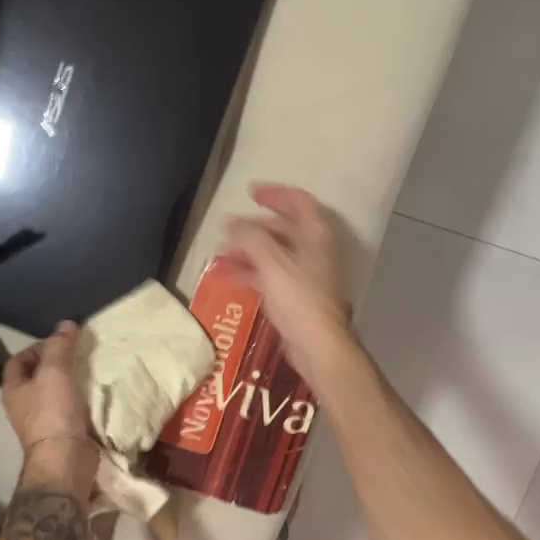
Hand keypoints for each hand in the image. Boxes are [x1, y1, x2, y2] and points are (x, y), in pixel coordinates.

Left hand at [3, 321, 93, 467]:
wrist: (65, 459)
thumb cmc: (53, 412)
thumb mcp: (55, 371)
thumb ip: (59, 346)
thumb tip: (66, 324)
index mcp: (13, 390)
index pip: (18, 360)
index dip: (36, 347)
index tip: (60, 343)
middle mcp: (22, 406)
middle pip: (36, 378)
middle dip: (55, 365)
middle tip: (78, 356)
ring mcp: (41, 423)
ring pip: (54, 395)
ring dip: (69, 384)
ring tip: (89, 373)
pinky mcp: (60, 434)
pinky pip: (68, 411)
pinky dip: (80, 401)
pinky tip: (94, 396)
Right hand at [225, 184, 353, 378]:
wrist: (318, 345)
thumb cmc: (299, 300)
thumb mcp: (272, 263)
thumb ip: (250, 238)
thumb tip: (231, 223)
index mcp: (316, 235)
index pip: (298, 201)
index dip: (275, 193)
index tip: (250, 193)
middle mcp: (315, 251)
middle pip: (283, 229)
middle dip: (252, 230)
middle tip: (226, 233)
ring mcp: (308, 275)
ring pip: (275, 255)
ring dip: (248, 253)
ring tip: (221, 257)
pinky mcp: (299, 297)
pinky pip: (273, 277)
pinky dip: (253, 273)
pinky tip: (231, 278)